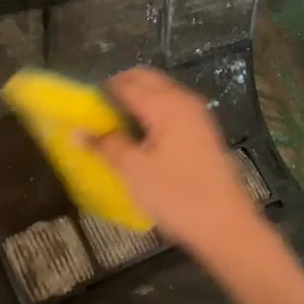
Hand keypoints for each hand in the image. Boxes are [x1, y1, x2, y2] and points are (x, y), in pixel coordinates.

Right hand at [90, 68, 278, 265]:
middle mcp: (183, 100)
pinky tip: (140, 137)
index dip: (100, 91)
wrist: (225, 224)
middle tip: (96, 113)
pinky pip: (171, 107)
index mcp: (165, 104)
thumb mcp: (134, 171)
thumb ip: (106, 144)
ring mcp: (198, 114)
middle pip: (146, 79)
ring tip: (114, 126)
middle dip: (119, 89)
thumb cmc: (177, 196)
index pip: (125, 83)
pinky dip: (152, 111)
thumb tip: (77, 129)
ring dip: (137, 99)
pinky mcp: (203, 131)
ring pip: (160, 92)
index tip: (80, 106)